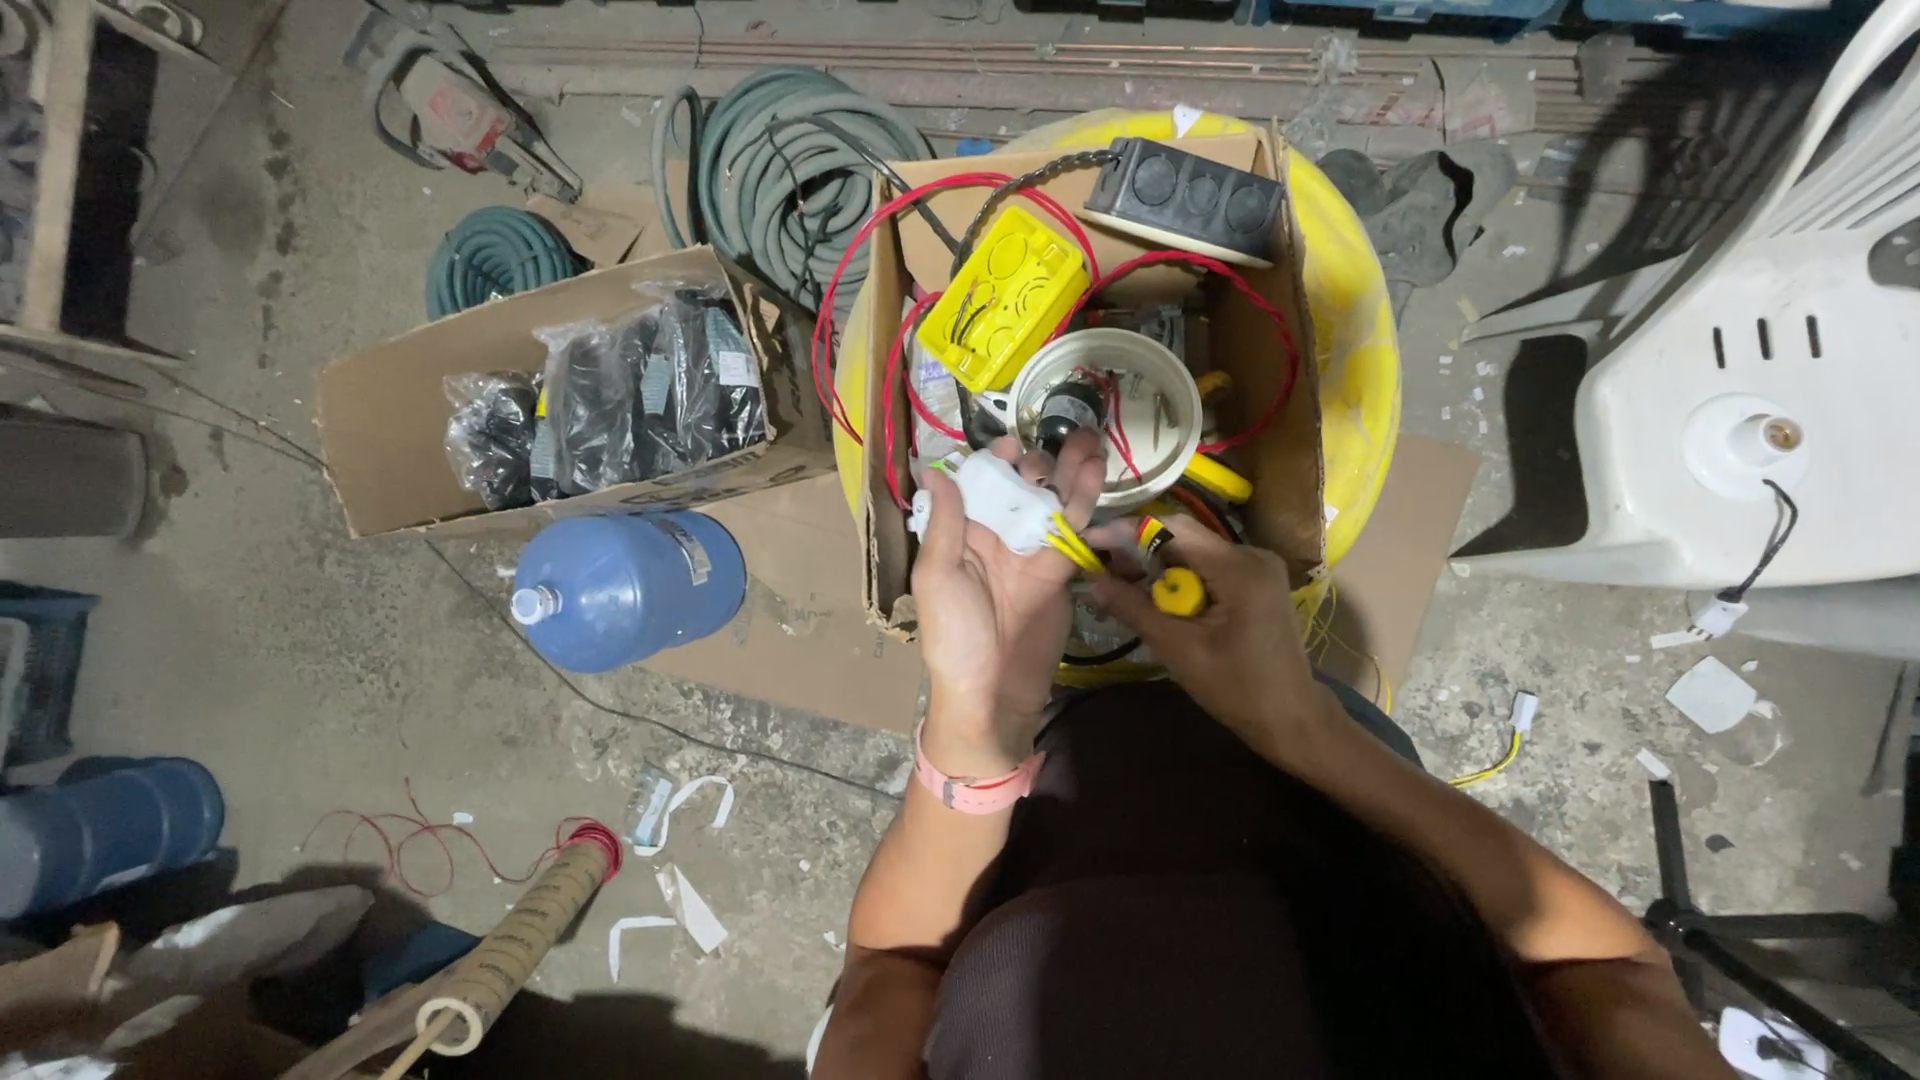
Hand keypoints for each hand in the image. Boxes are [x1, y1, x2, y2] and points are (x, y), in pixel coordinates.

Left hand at [912, 430, 1105, 777]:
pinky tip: (1096, 474)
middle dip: (1036, 464)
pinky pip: (1072, 531)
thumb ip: (945, 522)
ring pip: (1050, 504)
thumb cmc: (955, 636)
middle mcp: (995, 539)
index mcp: (960, 537)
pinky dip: (1084, 504)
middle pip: (1018, 491)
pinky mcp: (1059, 571)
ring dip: (1068, 473)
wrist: (993, 693)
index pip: (978, 488)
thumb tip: (933, 469)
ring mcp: (1030, 554)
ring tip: (1087, 440)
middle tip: (1054, 448)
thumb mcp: (938, 576)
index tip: (1011, 445)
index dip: (994, 463)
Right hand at [1088, 517, 1326, 751]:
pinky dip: (1178, 578)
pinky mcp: (1256, 580)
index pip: (1173, 528)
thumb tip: (1091, 581)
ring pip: (1193, 551)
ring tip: (1121, 587)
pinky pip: (1207, 566)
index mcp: (1240, 568)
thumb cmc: (1236, 688)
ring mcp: (1258, 566)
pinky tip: (1155, 598)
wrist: (1291, 717)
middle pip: (1183, 537)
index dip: (1128, 532)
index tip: (1091, 542)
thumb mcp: (1177, 648)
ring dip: (1156, 566)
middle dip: (1138, 551)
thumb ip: (1133, 609)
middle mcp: (1253, 554)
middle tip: (1102, 572)